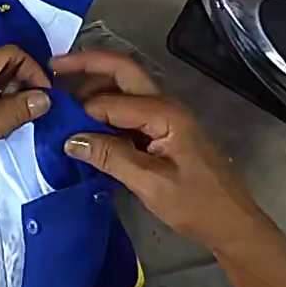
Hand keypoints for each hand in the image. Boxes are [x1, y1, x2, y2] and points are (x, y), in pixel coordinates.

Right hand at [55, 51, 278, 259]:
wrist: (231, 222)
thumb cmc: (197, 204)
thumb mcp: (151, 183)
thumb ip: (111, 156)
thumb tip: (71, 139)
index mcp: (165, 113)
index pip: (113, 101)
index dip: (83, 111)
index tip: (56, 124)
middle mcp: (165, 105)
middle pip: (123, 72)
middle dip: (89, 64)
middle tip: (54, 66)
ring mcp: (165, 117)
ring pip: (126, 89)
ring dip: (96, 85)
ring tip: (65, 96)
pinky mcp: (162, 131)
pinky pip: (130, 110)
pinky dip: (106, 109)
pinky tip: (88, 123)